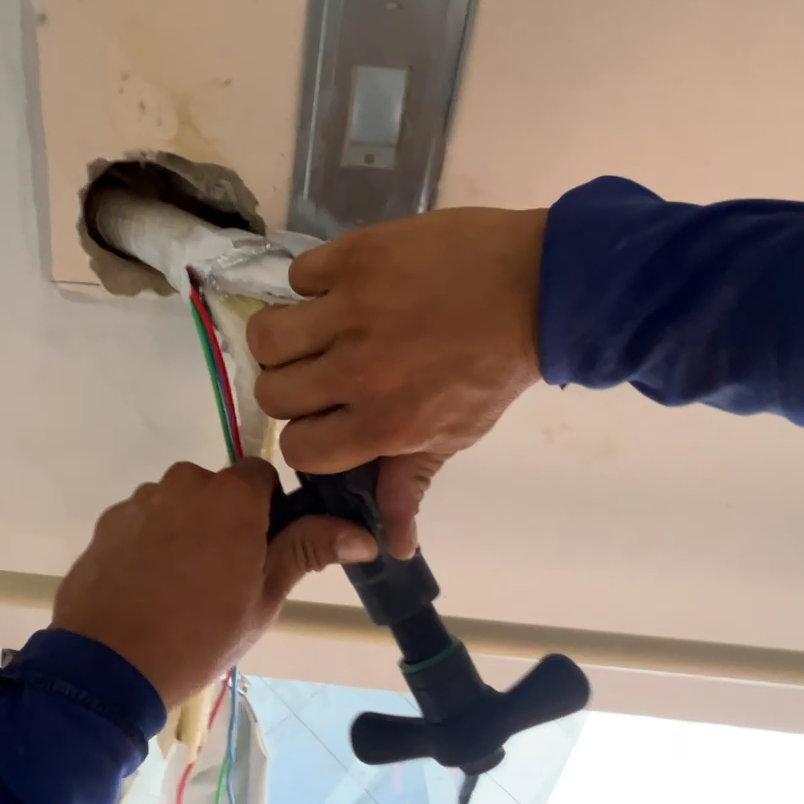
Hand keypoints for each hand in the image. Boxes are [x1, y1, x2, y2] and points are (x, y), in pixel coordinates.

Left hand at [51, 458, 378, 707]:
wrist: (107, 666)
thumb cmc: (200, 633)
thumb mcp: (265, 597)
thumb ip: (309, 550)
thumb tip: (364, 533)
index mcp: (231, 495)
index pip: (261, 475)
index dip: (267, 509)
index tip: (262, 550)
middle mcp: (184, 482)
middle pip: (217, 489)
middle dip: (225, 519)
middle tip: (223, 575)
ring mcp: (141, 499)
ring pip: (178, 503)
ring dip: (186, 528)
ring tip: (179, 586)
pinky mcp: (108, 521)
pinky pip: (143, 519)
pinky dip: (150, 540)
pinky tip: (146, 585)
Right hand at [247, 207, 546, 558]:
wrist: (537, 285)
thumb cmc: (495, 366)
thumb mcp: (457, 432)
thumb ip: (410, 482)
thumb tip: (395, 546)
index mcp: (382, 423)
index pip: (297, 447)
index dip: (307, 435)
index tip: (324, 417)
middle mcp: (356, 371)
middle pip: (271, 392)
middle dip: (290, 387)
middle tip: (317, 370)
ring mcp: (351, 310)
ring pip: (266, 335)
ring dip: (284, 336)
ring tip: (313, 328)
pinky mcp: (354, 257)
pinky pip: (298, 275)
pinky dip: (312, 282)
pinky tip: (340, 287)